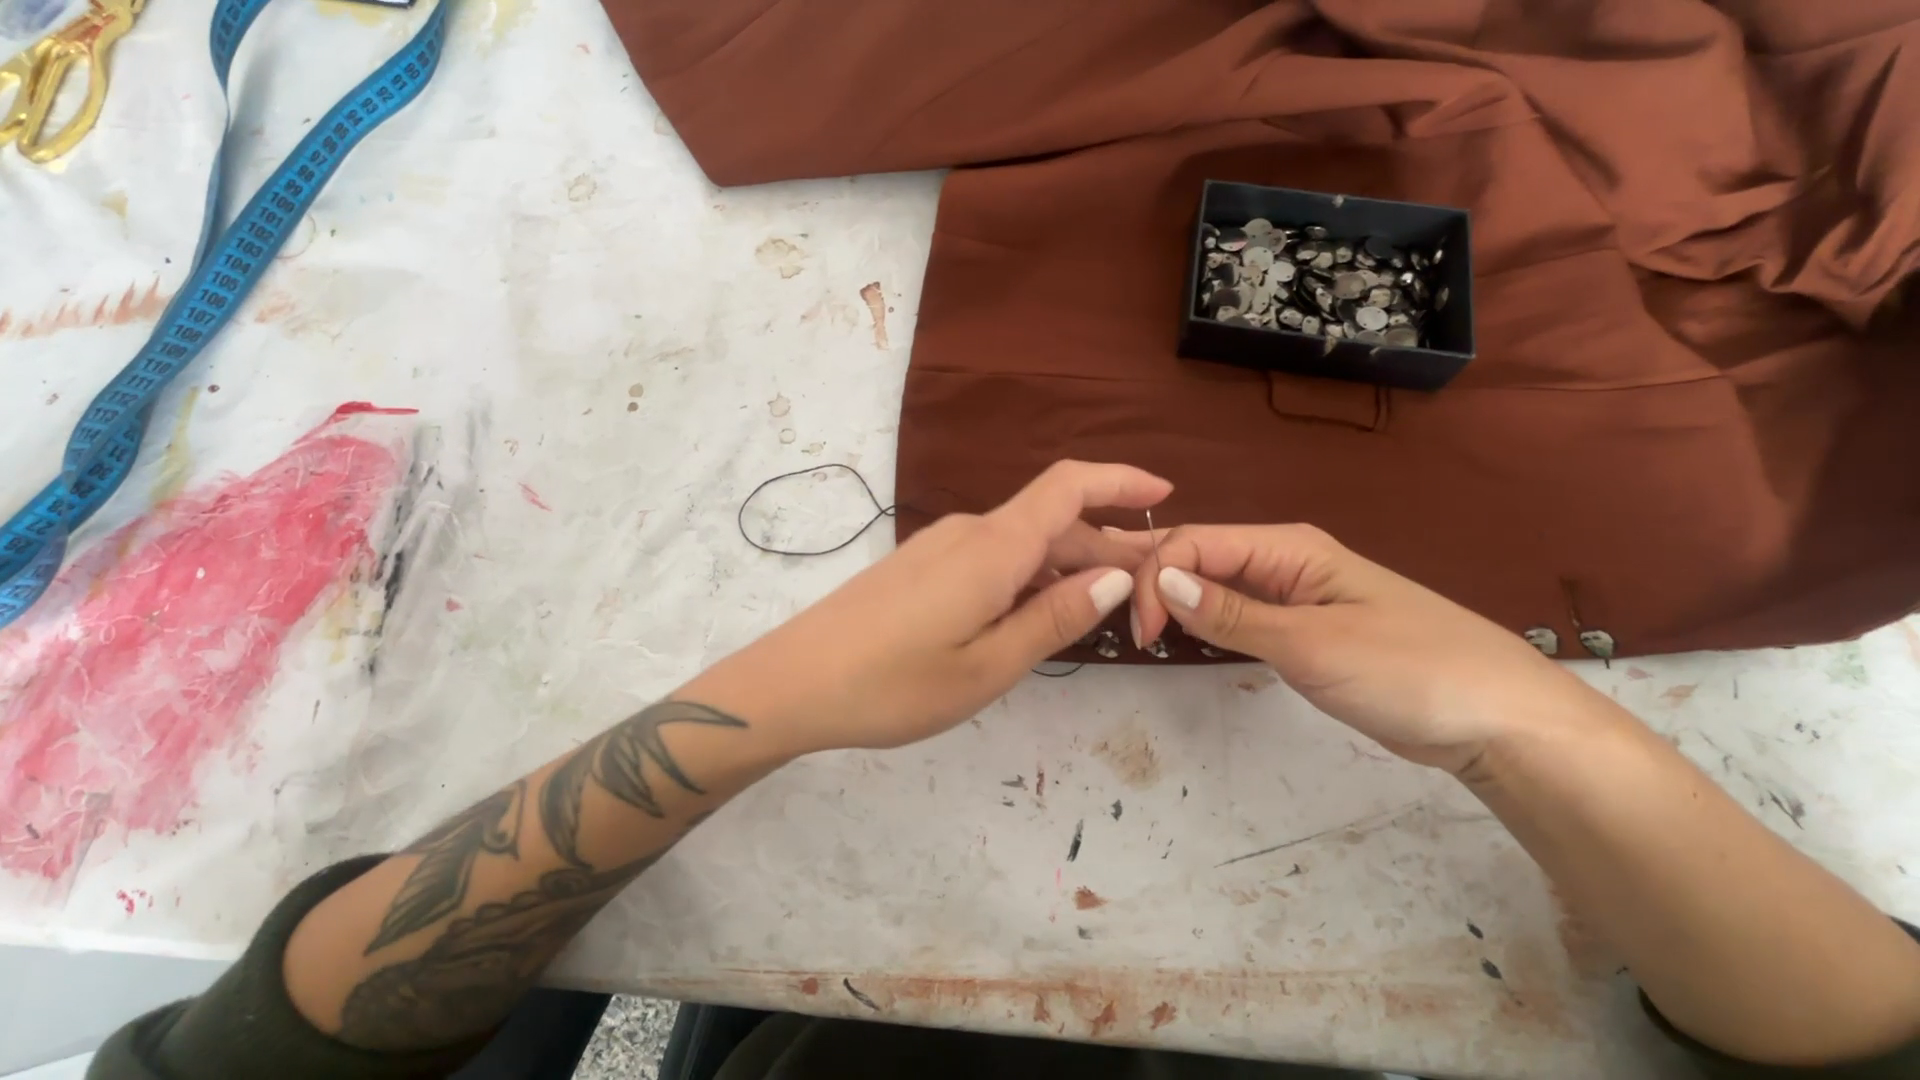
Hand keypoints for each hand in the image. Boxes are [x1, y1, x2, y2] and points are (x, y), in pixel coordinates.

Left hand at [685, 461, 1170, 753]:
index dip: (1120, 480)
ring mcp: (939, 547)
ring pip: (1022, 543)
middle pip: (1052, 520)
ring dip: (1067, 566)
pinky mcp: (920, 567)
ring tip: (1101, 610)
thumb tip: (1113, 576)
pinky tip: (1036, 615)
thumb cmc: (894, 685)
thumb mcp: (989, 666)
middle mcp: (968, 533)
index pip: (1068, 486)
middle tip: (1145, 594)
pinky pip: (992, 558)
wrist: (793, 684)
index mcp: (993, 548)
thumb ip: (1054, 618)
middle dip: (1106, 547)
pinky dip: (1028, 577)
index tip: (1165, 493)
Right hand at [1131, 524, 1594, 775]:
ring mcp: (1294, 596)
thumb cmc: (1407, 669)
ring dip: (1174, 598)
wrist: (1495, 716)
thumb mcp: (1310, 643)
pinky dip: (1204, 620)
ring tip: (1136, 623)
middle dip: (1153, 579)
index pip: (1194, 544)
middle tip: (1122, 622)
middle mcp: (1285, 561)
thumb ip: (1231, 614)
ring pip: (1215, 584)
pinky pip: (1238, 614)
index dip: (1155, 578)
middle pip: (1199, 556)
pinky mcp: (1302, 631)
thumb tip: (1160, 581)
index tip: (1143, 634)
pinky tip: (1182, 631)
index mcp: (1288, 547)